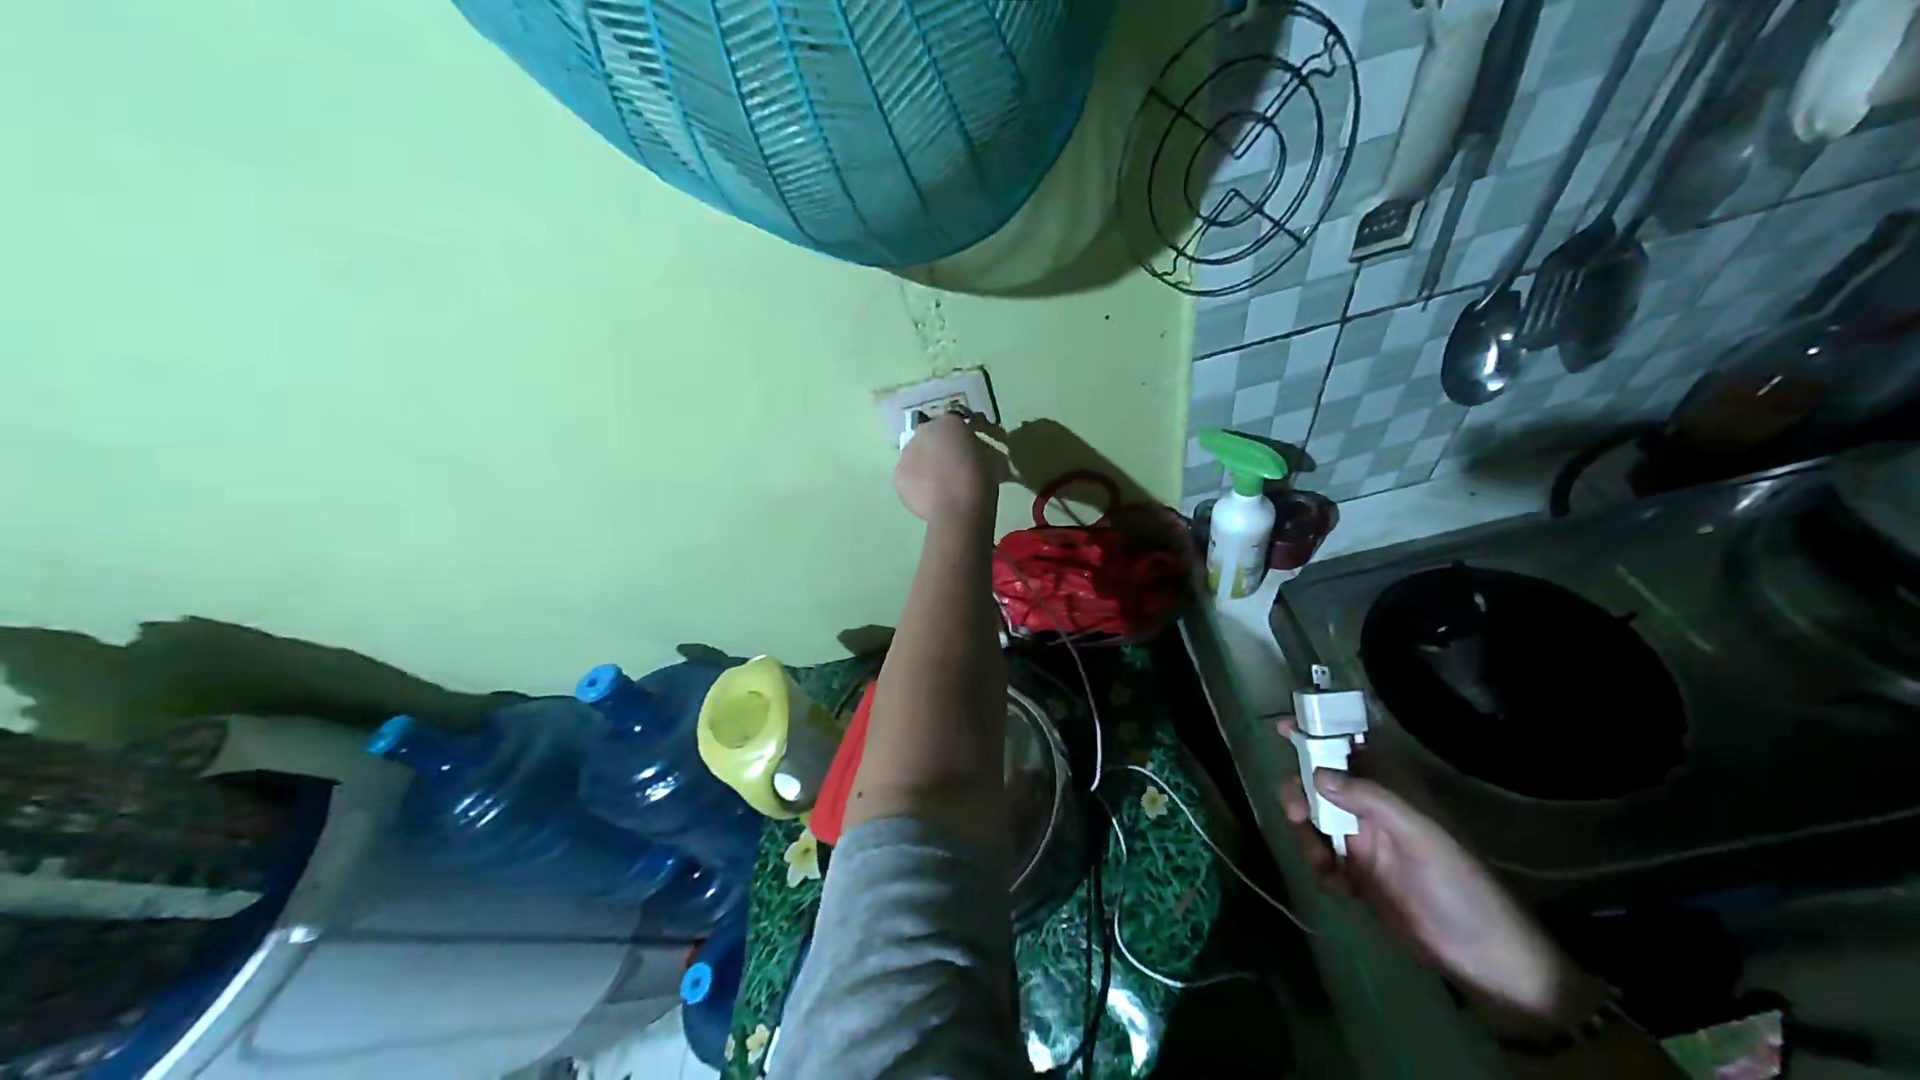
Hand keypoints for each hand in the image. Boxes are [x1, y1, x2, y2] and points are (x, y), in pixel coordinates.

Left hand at [893, 412, 1007, 523]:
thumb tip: (965, 451)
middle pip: (929, 436)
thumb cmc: (980, 482)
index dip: (959, 438)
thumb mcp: (986, 456)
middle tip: (949, 468)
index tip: (966, 452)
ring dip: (923, 464)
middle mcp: (924, 431)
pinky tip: (926, 496)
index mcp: (950, 423)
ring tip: (936, 485)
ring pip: (915, 455)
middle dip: (937, 448)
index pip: (953, 423)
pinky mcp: (897, 474)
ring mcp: (907, 452)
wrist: (958, 509)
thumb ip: (972, 447)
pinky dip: (914, 483)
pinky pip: (907, 475)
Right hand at [1277, 719, 1604, 1034]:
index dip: (1316, 735)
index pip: (1348, 749)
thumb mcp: (1418, 835)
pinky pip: (1321, 859)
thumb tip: (1316, 772)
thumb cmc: (1458, 885)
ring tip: (1324, 865)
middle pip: (1317, 786)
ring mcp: (1362, 843)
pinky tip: (1340, 887)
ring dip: (1307, 838)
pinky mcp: (1357, 876)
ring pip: (1313, 822)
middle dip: (1299, 795)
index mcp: (1391, 791)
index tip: (1281, 729)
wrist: (1484, 957)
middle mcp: (1371, 810)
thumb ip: (1370, 799)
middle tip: (1297, 815)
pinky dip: (1321, 869)